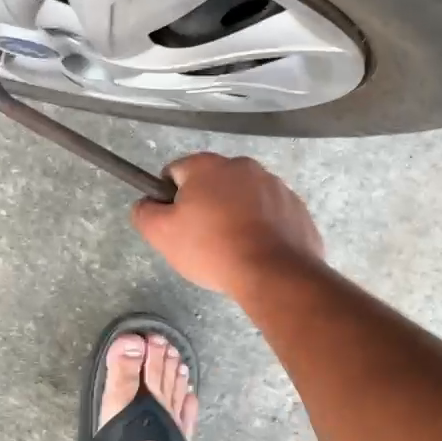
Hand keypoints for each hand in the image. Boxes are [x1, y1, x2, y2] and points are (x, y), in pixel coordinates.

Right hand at [131, 153, 325, 296]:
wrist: (276, 274)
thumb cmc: (212, 248)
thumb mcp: (160, 234)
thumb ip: (143, 211)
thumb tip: (147, 203)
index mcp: (207, 165)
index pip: (175, 172)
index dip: (169, 198)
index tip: (177, 223)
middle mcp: (243, 166)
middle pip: (211, 182)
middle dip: (204, 204)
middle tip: (201, 238)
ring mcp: (276, 185)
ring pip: (242, 197)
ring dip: (234, 214)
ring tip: (232, 247)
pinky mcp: (298, 208)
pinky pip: (269, 213)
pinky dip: (261, 226)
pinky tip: (256, 250)